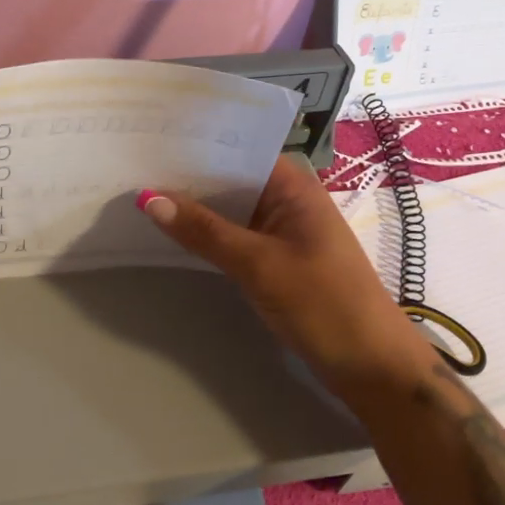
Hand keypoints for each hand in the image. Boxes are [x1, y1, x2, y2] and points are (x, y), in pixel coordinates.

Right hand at [136, 156, 430, 391]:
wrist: (375, 369)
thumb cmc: (324, 304)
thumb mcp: (258, 264)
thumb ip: (203, 230)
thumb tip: (149, 198)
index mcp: (292, 184)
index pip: (236, 146)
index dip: (193, 141)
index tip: (145, 136)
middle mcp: (287, 199)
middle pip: (228, 176)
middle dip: (185, 173)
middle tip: (128, 163)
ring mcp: (282, 230)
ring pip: (228, 207)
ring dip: (193, 205)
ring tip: (138, 192)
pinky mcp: (277, 259)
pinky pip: (233, 234)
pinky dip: (206, 232)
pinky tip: (171, 232)